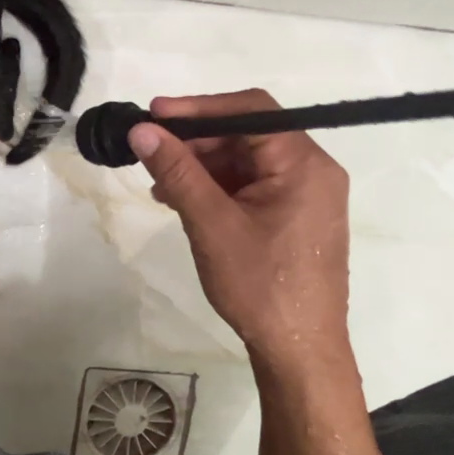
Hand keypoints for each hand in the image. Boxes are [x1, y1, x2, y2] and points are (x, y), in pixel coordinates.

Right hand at [126, 91, 351, 367]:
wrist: (297, 347)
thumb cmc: (259, 284)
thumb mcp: (211, 223)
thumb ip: (177, 171)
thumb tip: (142, 130)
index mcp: (303, 164)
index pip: (251, 110)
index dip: (199, 107)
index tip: (153, 114)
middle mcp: (312, 170)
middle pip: (247, 134)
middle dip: (196, 139)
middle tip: (149, 151)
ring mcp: (304, 195)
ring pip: (245, 160)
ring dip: (200, 164)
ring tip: (159, 182)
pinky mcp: (292, 216)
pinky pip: (250, 185)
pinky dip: (215, 186)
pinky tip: (181, 200)